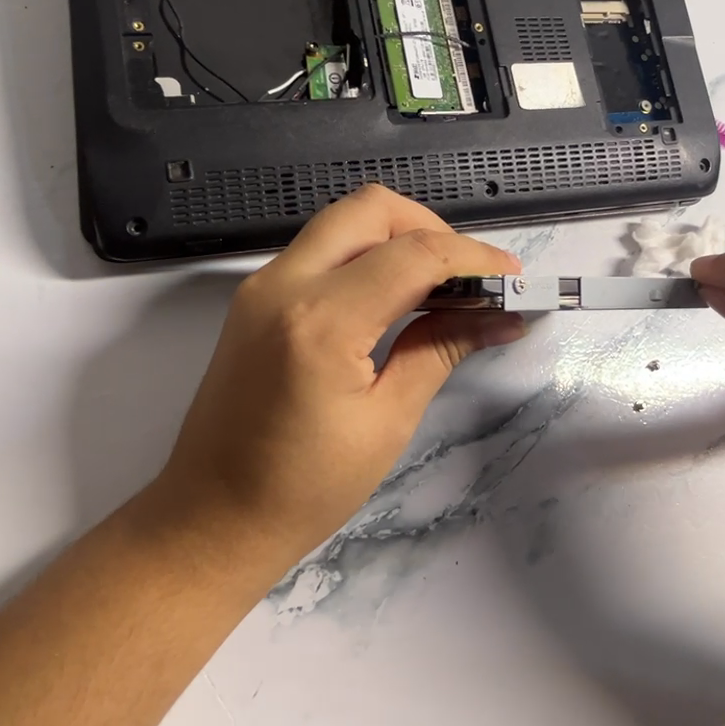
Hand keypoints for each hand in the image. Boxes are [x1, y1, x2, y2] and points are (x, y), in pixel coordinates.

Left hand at [153, 185, 523, 565]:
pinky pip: (319, 250)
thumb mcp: (387, 421)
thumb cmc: (304, 489)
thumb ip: (441, 351)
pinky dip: (364, 256)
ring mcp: (262, 286)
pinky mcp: (254, 299)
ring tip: (438, 288)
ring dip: (396, 238)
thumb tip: (501, 318)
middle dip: (430, 229)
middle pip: (371, 208)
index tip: (512, 277)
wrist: (211, 517)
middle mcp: (284, 284)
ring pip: (342, 222)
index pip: (414, 254)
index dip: (473, 257)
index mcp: (321, 321)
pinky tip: (393, 298)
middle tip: (467, 278)